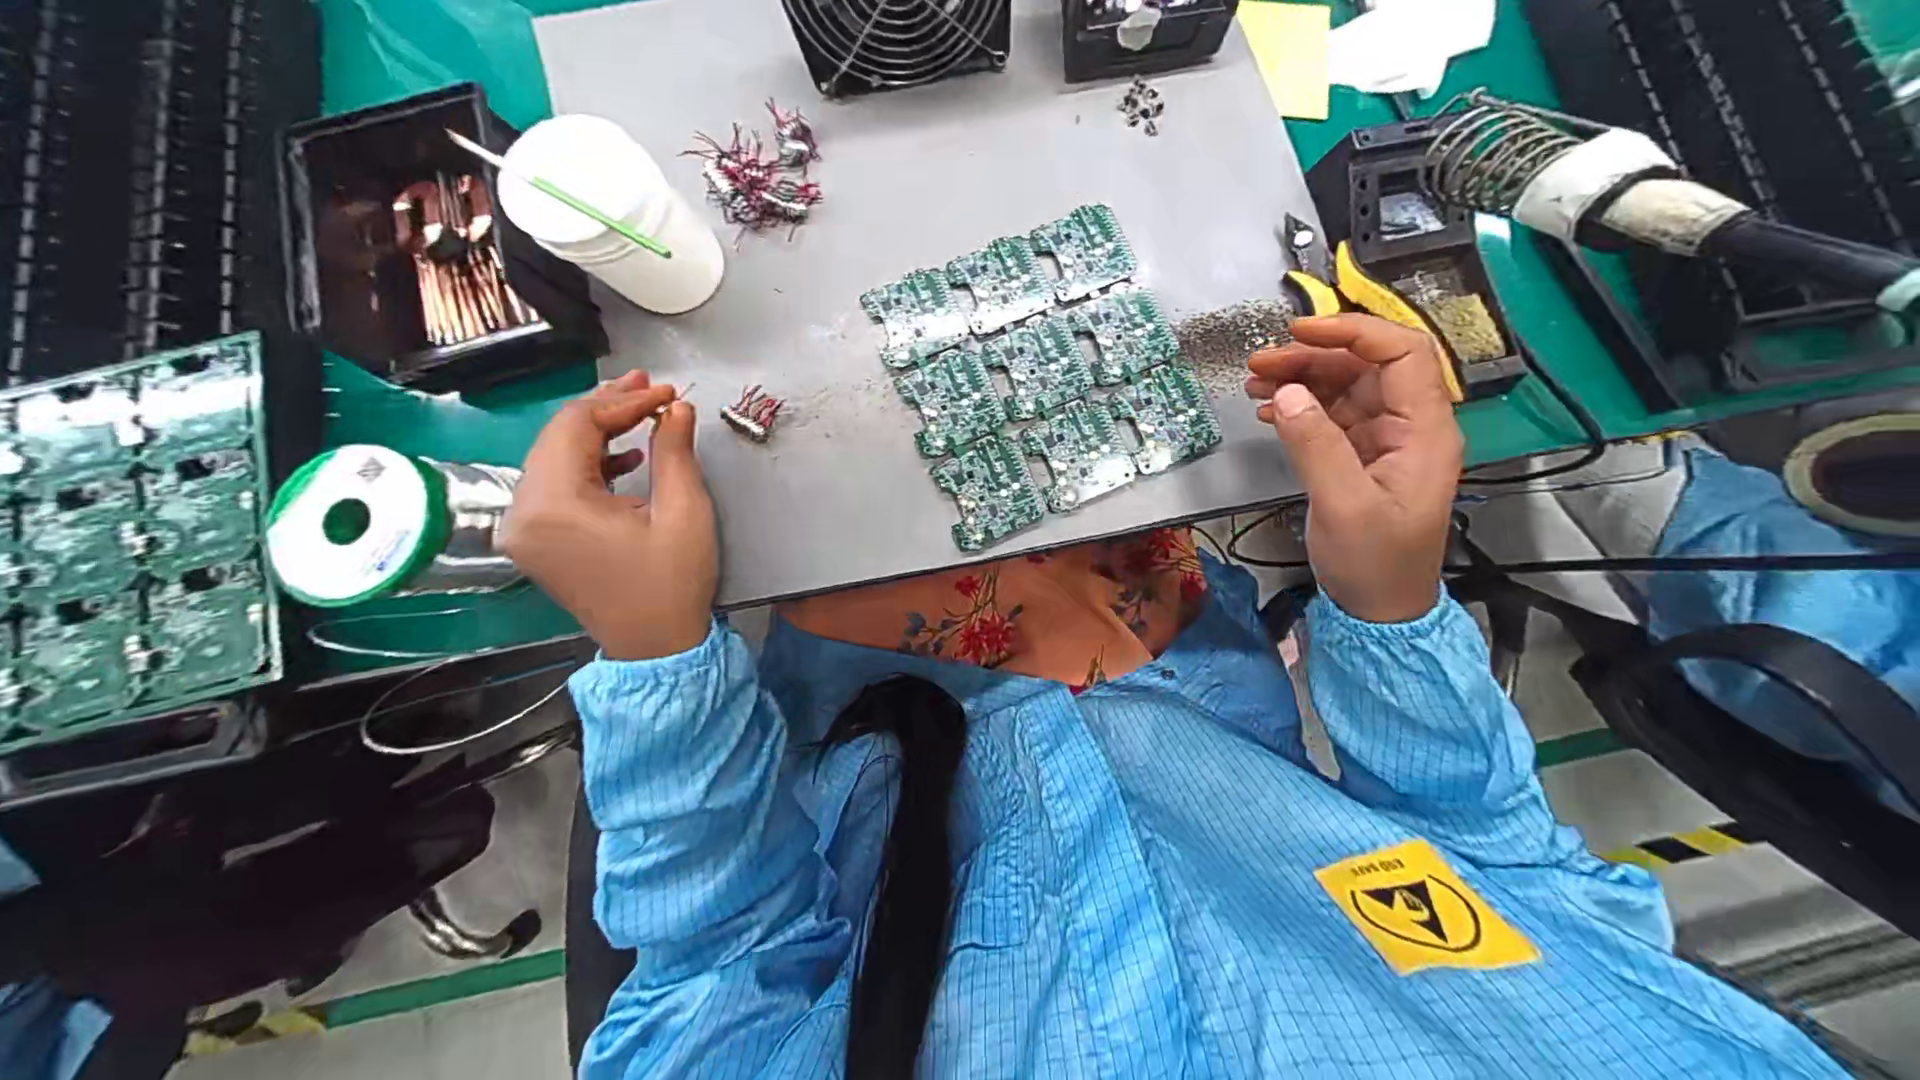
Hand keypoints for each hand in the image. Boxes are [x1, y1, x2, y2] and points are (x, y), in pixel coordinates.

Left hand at [503, 371, 717, 659]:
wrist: (656, 647)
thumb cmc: (673, 583)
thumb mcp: (685, 513)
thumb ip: (676, 451)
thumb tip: (677, 409)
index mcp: (553, 505)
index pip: (577, 426)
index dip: (623, 401)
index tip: (668, 393)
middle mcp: (522, 513)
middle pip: (558, 436)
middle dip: (607, 408)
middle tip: (652, 389)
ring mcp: (523, 528)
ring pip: (555, 456)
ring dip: (598, 433)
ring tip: (642, 414)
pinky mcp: (535, 540)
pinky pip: (555, 484)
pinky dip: (589, 464)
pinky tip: (624, 458)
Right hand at [1245, 314, 1462, 622]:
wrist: (1379, 609)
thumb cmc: (1373, 561)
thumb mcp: (1343, 504)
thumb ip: (1315, 444)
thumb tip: (1287, 392)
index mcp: (1424, 431)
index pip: (1401, 355)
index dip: (1352, 333)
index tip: (1298, 333)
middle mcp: (1407, 427)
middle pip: (1365, 368)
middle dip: (1312, 357)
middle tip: (1257, 364)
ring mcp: (1382, 442)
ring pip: (1343, 390)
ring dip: (1300, 380)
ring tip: (1255, 383)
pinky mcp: (1358, 458)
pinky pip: (1330, 418)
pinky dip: (1299, 409)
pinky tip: (1269, 411)